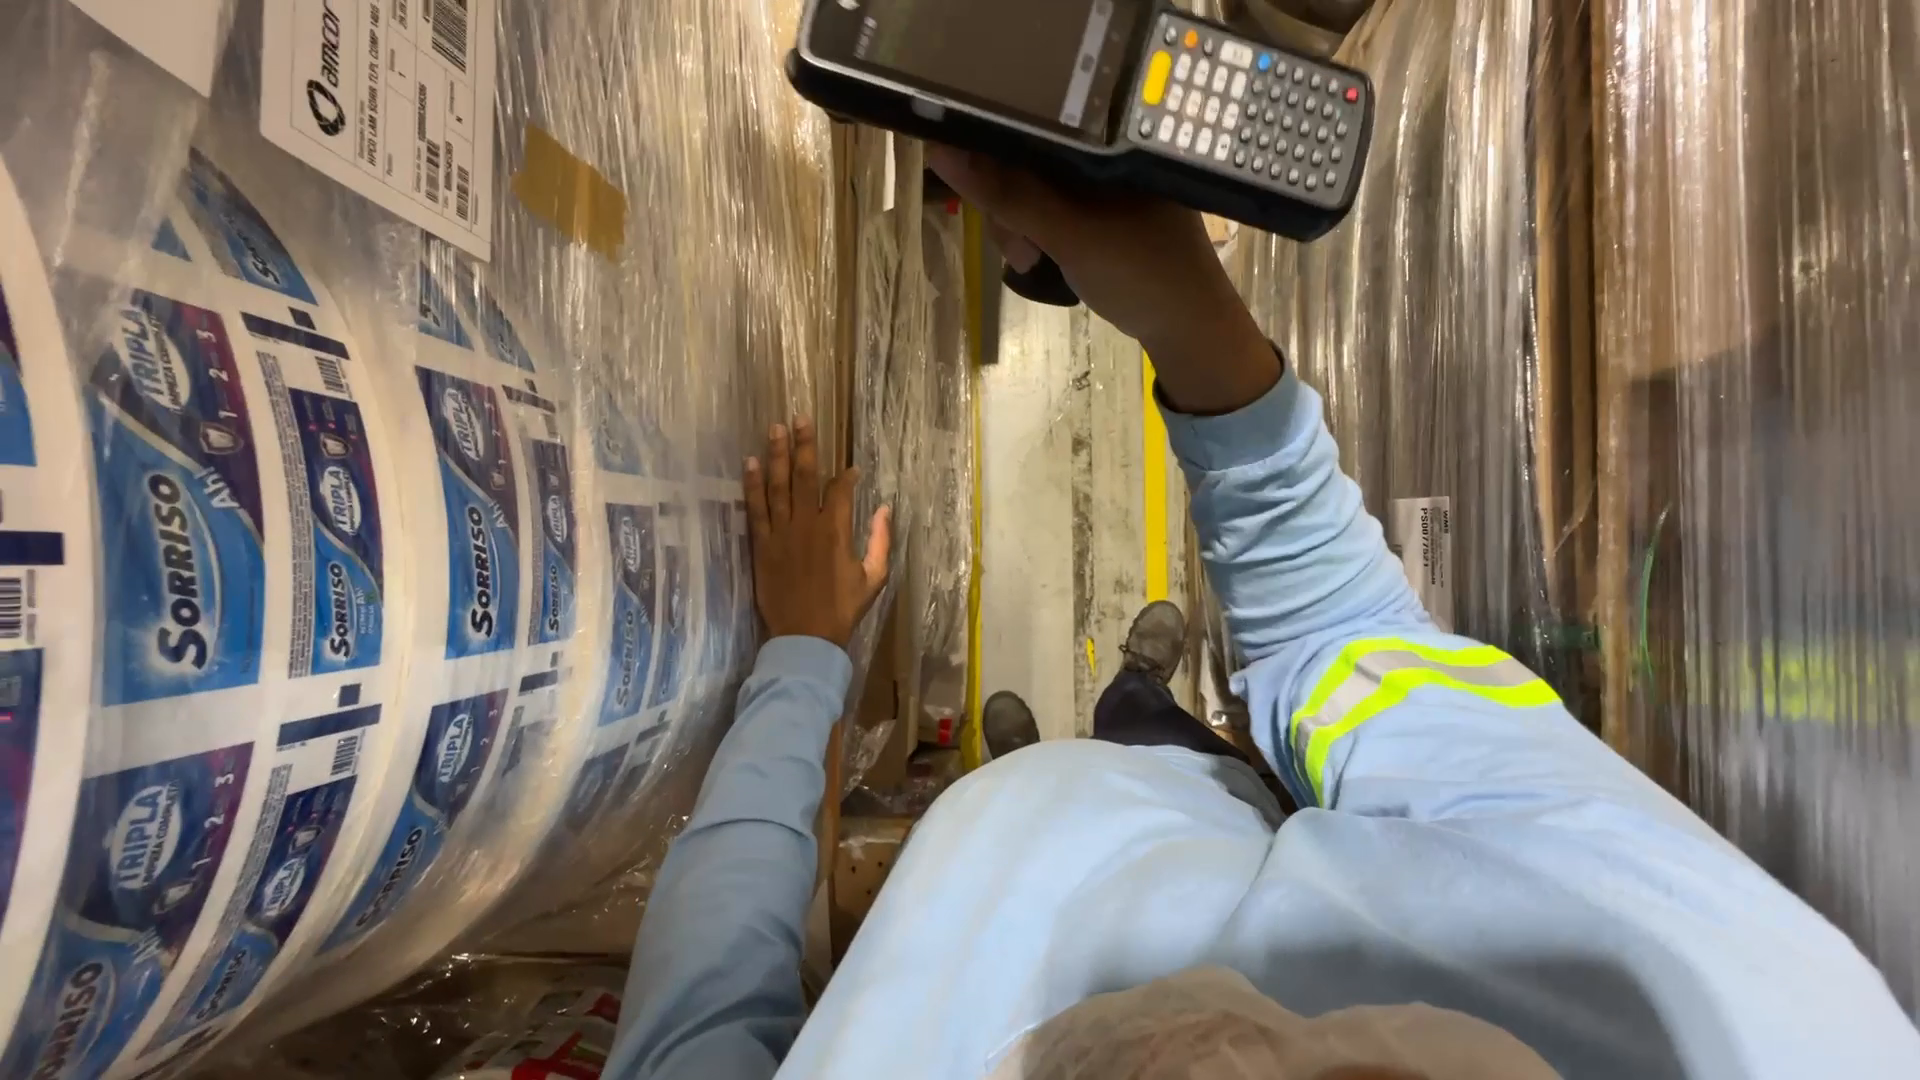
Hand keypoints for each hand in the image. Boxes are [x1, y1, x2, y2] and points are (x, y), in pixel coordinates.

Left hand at [745, 417, 891, 647]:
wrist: (805, 637)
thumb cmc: (843, 610)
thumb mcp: (874, 578)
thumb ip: (881, 541)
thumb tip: (885, 509)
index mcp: (837, 531)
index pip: (841, 490)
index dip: (846, 476)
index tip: (851, 469)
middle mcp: (807, 524)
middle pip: (806, 476)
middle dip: (805, 445)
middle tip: (800, 417)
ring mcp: (781, 533)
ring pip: (778, 486)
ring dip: (777, 455)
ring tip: (775, 428)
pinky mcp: (761, 546)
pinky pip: (755, 509)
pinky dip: (752, 485)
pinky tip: (750, 463)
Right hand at [927, 146, 1279, 414]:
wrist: (1189, 327)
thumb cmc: (1139, 272)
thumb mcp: (1069, 232)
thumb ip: (1009, 194)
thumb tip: (942, 151)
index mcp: (1110, 137)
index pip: (1034, 126)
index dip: (998, 160)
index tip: (992, 207)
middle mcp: (1108, 152)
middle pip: (1030, 162)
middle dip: (1012, 210)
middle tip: (1024, 253)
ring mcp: (1106, 186)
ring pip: (1037, 193)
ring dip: (1021, 230)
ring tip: (1031, 264)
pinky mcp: (1104, 215)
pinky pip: (1054, 213)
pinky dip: (1039, 236)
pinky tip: (1039, 261)